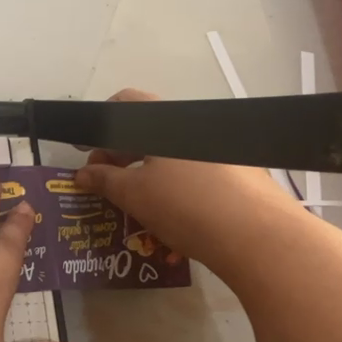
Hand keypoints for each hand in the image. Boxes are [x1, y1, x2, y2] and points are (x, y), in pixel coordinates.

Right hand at [74, 88, 304, 266]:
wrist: (260, 238)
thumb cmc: (186, 205)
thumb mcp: (134, 194)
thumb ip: (104, 180)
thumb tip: (82, 173)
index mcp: (166, 123)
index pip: (125, 103)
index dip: (100, 125)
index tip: (88, 153)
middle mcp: (195, 128)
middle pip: (148, 132)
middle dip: (121, 156)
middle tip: (106, 184)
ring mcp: (222, 150)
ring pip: (173, 156)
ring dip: (149, 175)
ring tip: (138, 206)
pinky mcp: (242, 174)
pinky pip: (198, 174)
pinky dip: (178, 188)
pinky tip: (174, 217)